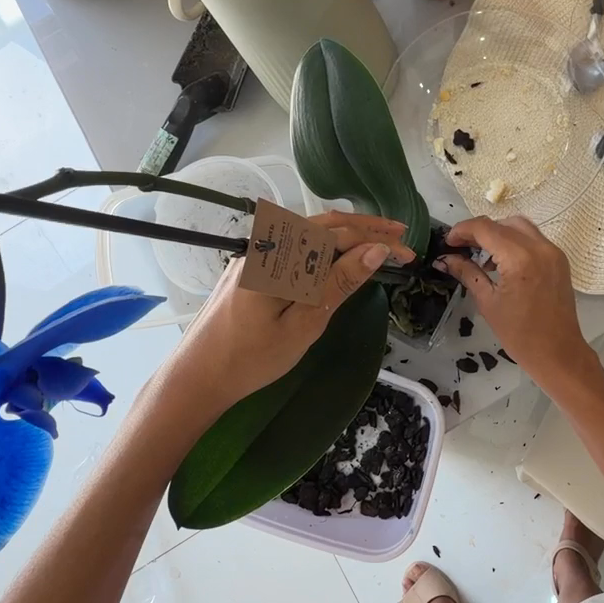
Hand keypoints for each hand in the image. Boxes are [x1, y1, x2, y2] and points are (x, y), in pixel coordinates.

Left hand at [167, 212, 414, 414]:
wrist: (196, 378)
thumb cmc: (251, 359)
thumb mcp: (304, 324)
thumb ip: (339, 282)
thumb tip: (376, 250)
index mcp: (278, 257)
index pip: (338, 236)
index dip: (376, 240)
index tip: (407, 251)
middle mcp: (264, 246)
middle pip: (323, 225)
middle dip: (365, 228)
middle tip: (402, 234)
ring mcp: (254, 255)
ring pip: (308, 232)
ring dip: (345, 234)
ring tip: (378, 238)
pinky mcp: (250, 268)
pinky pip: (293, 246)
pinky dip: (323, 246)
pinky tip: (338, 253)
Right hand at [437, 216, 598, 386]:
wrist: (558, 351)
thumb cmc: (519, 334)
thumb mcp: (487, 302)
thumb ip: (467, 273)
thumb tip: (445, 260)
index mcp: (519, 258)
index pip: (485, 228)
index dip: (462, 231)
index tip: (448, 242)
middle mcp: (539, 247)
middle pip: (502, 223)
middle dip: (479, 231)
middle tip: (461, 247)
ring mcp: (552, 251)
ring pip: (519, 226)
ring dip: (498, 232)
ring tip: (482, 254)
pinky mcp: (559, 259)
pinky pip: (533, 238)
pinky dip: (515, 240)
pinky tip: (503, 260)